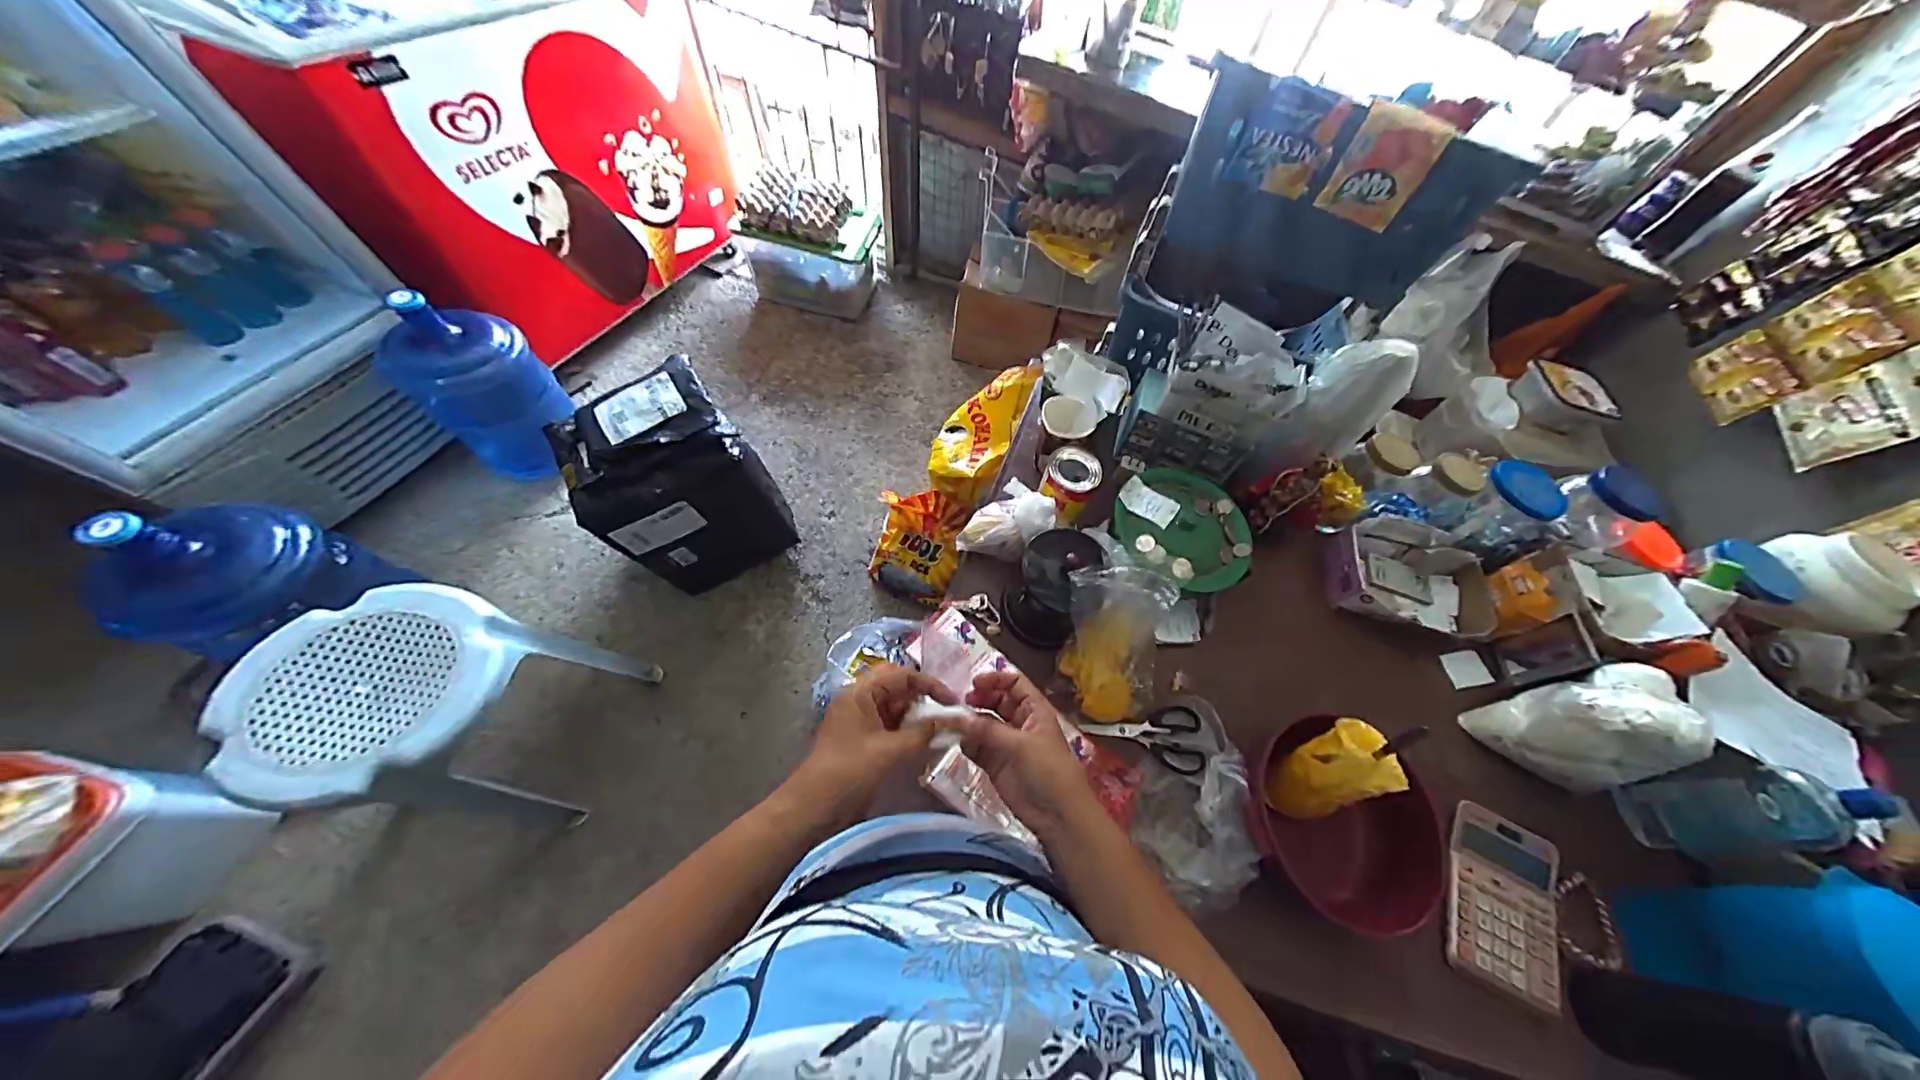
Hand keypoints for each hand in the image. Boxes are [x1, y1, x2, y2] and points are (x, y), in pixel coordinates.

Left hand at [792, 665, 958, 825]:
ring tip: (940, 730)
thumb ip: (924, 734)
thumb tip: (955, 722)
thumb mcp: (891, 751)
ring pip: (895, 707)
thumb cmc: (849, 771)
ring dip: (917, 716)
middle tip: (946, 714)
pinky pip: (889, 725)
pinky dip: (907, 730)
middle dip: (924, 699)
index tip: (953, 702)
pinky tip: (923, 743)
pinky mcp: (861, 738)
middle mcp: (859, 699)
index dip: (930, 684)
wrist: (813, 806)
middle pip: (898, 687)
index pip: (902, 674)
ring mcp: (859, 719)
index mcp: (861, 692)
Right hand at [961, 670, 1106, 841]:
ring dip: (969, 722)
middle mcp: (1019, 722)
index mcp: (1034, 710)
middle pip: (996, 701)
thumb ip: (989, 730)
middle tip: (960, 704)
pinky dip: (967, 743)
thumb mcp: (1021, 745)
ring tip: (953, 723)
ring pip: (984, 723)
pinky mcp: (995, 764)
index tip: (974, 683)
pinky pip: (977, 747)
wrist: (1057, 815)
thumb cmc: (1048, 771)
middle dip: (979, 700)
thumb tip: (960, 718)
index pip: (1015, 683)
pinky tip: (959, 743)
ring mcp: (1006, 743)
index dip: (996, 679)